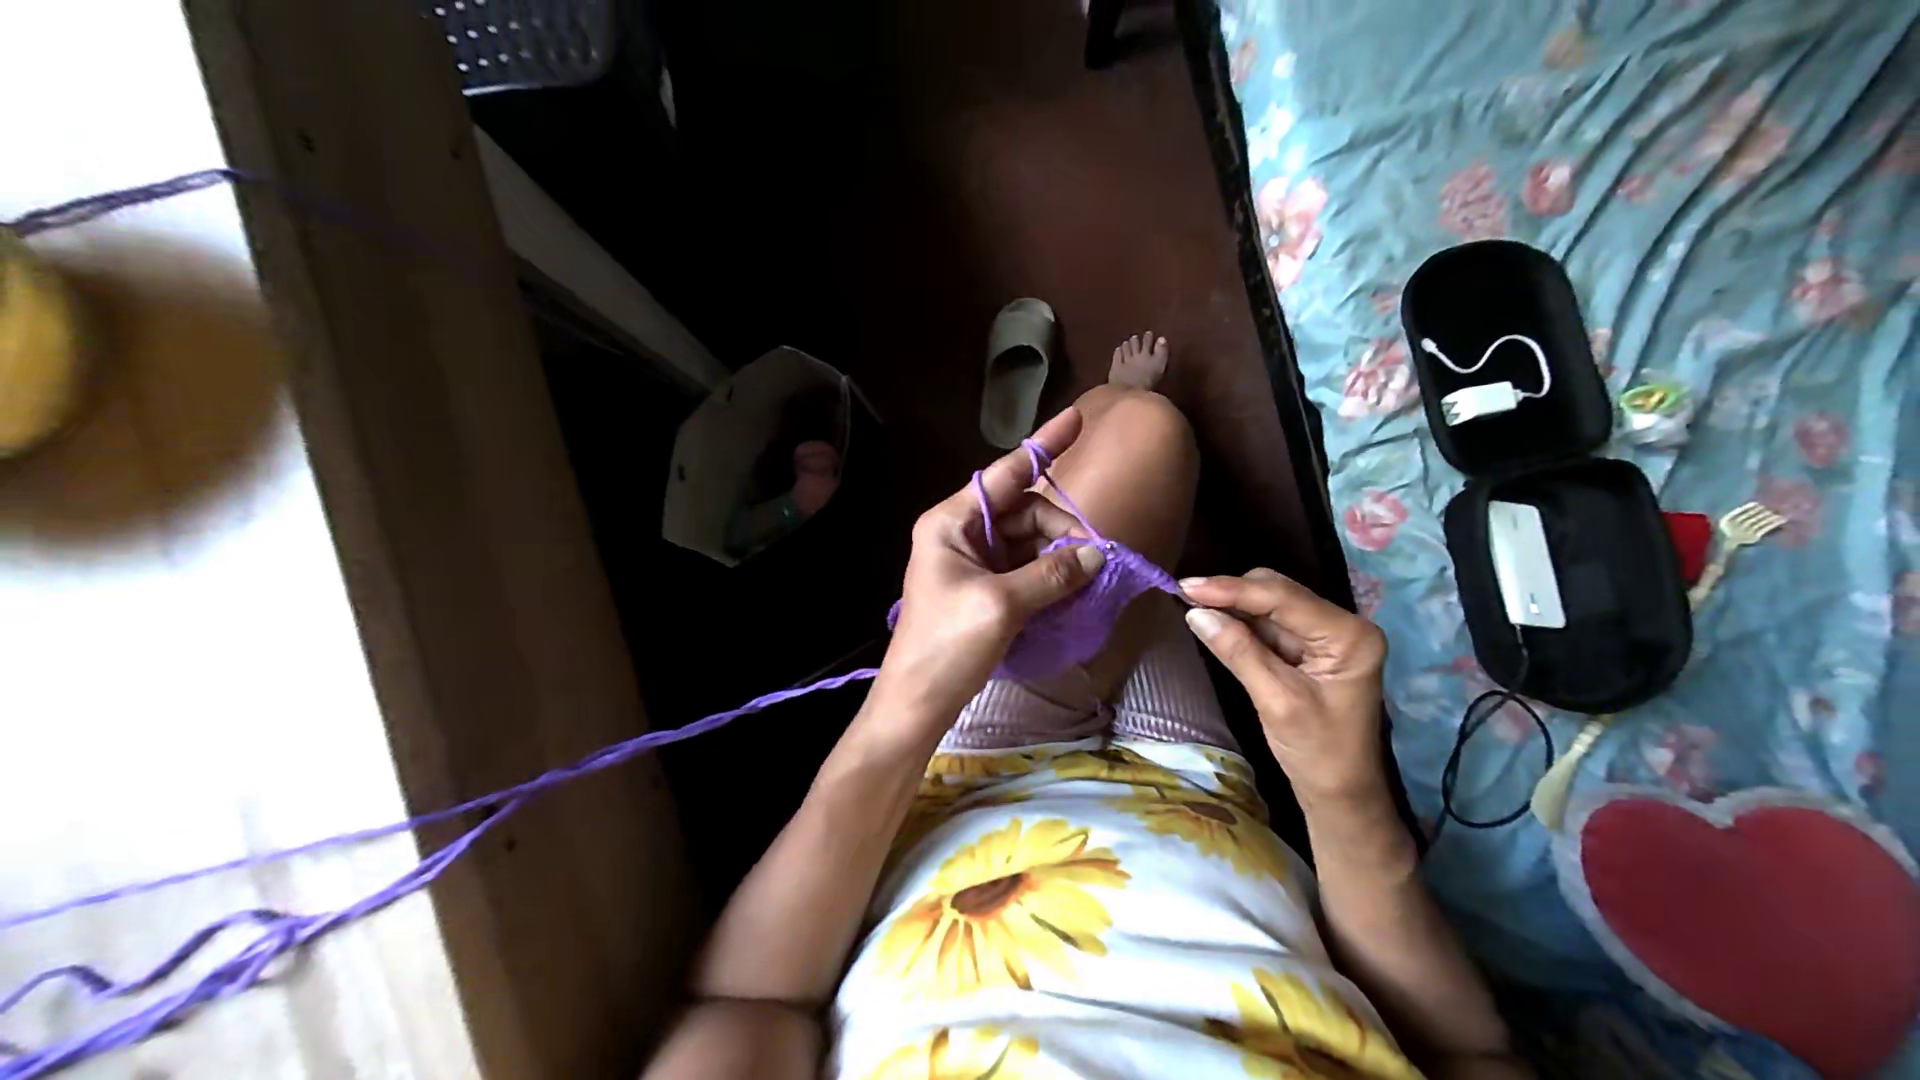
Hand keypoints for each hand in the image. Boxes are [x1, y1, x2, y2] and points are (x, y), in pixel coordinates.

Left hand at [877, 408, 1105, 722]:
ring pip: (1030, 540)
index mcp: (952, 521)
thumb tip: (1100, 553)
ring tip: (1086, 579)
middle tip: (1094, 559)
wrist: (918, 700)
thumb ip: (1053, 574)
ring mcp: (975, 560)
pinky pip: (1027, 566)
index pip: (1006, 473)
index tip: (1078, 417)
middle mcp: (962, 531)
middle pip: (1026, 510)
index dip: (1044, 445)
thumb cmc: (947, 645)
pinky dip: (1051, 574)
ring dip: (1061, 554)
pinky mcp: (986, 587)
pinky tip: (1073, 587)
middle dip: (1062, 527)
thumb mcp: (1002, 605)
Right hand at [1180, 570, 1388, 802]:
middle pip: (1277, 591)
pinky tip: (1214, 621)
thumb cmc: (1318, 752)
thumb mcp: (1276, 701)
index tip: (1187, 586)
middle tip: (1185, 596)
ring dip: (1231, 605)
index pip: (1283, 598)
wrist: (1340, 792)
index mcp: (1348, 635)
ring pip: (1268, 603)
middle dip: (1231, 592)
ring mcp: (1324, 635)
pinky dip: (1239, 621)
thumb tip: (1196, 613)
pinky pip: (1267, 622)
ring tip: (1193, 606)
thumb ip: (1238, 652)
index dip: (1232, 589)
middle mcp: (1341, 625)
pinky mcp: (1307, 647)